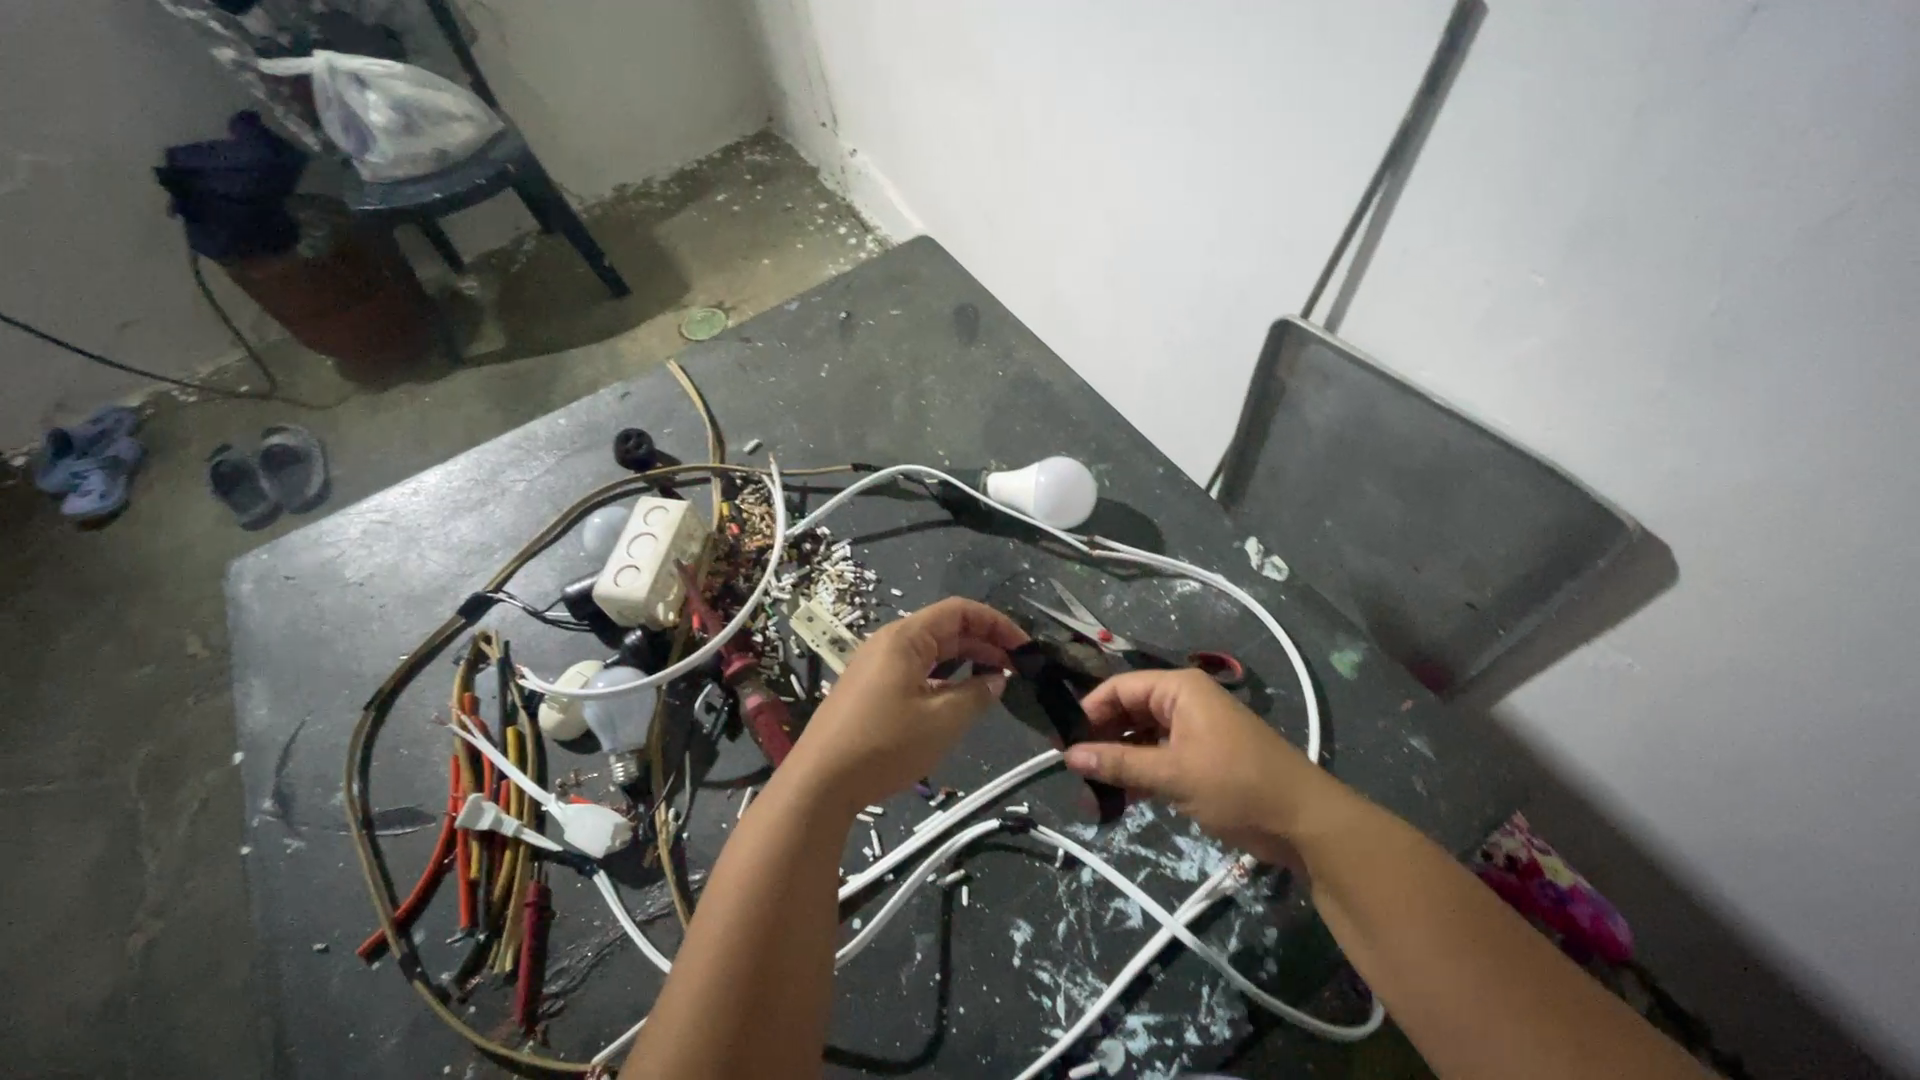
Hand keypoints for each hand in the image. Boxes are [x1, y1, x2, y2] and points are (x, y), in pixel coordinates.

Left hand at [781, 597, 1028, 814]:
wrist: (820, 782)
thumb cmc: (884, 745)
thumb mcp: (942, 721)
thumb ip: (976, 694)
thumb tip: (997, 679)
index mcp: (905, 638)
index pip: (959, 610)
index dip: (996, 623)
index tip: (1024, 648)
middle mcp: (889, 643)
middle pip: (945, 629)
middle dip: (984, 643)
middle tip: (1018, 669)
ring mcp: (876, 666)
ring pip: (931, 652)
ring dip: (965, 662)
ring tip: (995, 683)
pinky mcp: (871, 690)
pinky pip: (916, 671)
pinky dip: (943, 678)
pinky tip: (959, 700)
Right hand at [1064, 669, 1350, 868]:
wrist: (1304, 822)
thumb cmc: (1237, 784)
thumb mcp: (1172, 774)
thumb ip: (1119, 763)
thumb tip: (1068, 756)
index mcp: (1179, 689)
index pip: (1119, 689)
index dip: (1089, 712)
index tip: (1061, 742)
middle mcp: (1184, 703)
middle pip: (1128, 712)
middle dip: (1101, 741)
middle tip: (1072, 773)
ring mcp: (1193, 733)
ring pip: (1141, 740)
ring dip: (1117, 763)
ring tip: (1090, 794)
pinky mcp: (1200, 761)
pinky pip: (1157, 759)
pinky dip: (1138, 776)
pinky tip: (1117, 800)